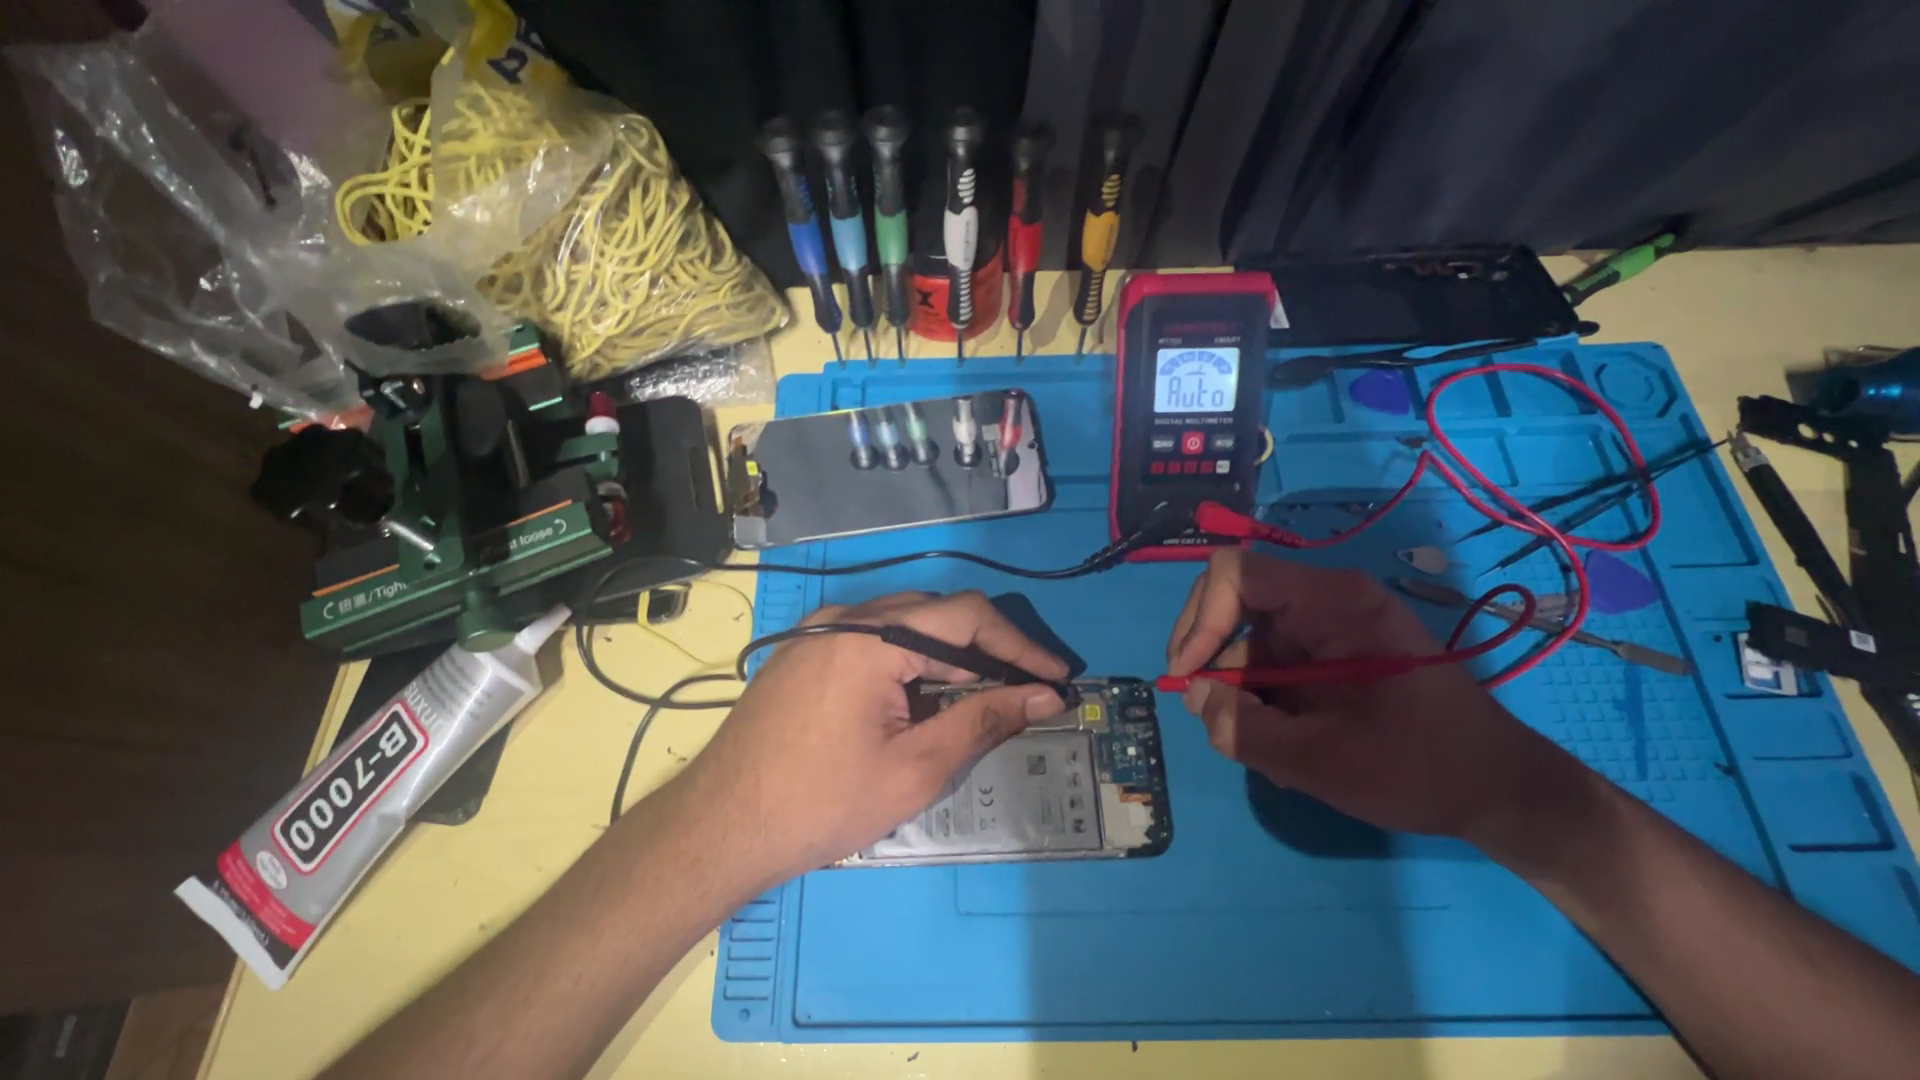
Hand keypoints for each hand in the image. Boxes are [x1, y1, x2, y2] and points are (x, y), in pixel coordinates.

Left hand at [674, 591, 1066, 887]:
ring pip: (904, 626)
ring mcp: (818, 632)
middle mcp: (843, 619)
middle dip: (988, 651)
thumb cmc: (821, 805)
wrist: (719, 829)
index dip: (1019, 646)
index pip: (966, 617)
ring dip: (949, 658)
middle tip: (1024, 692)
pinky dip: (910, 663)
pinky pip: (872, 640)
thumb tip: (1044, 696)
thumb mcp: (914, 769)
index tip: (1056, 678)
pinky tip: (923, 700)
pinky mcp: (804, 652)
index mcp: (871, 638)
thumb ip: (983, 721)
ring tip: (982, 700)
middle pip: (936, 615)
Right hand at [1165, 549, 1571, 841]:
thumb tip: (1194, 694)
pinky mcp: (1328, 656)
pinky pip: (1270, 665)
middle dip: (1210, 658)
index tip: (1189, 676)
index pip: (1235, 573)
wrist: (1498, 790)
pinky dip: (1261, 703)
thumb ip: (1243, 728)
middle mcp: (1325, 602)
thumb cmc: (1421, 767)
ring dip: (1238, 692)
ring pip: (1246, 642)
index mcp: (1333, 602)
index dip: (1199, 618)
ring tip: (1262, 749)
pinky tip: (1283, 745)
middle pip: (1231, 603)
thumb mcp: (1321, 760)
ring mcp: (1326, 628)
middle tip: (1206, 709)